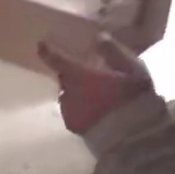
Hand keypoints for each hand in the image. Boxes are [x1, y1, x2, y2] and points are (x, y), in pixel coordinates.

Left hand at [38, 34, 155, 135]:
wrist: (130, 135)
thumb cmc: (134, 98)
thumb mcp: (133, 69)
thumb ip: (114, 53)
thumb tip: (99, 38)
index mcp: (81, 75)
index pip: (59, 61)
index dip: (48, 52)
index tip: (40, 45)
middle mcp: (68, 92)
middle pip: (66, 79)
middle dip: (75, 76)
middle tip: (95, 77)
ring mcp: (67, 110)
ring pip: (68, 96)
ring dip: (78, 93)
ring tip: (100, 96)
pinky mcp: (71, 125)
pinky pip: (71, 111)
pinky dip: (80, 108)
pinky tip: (98, 111)